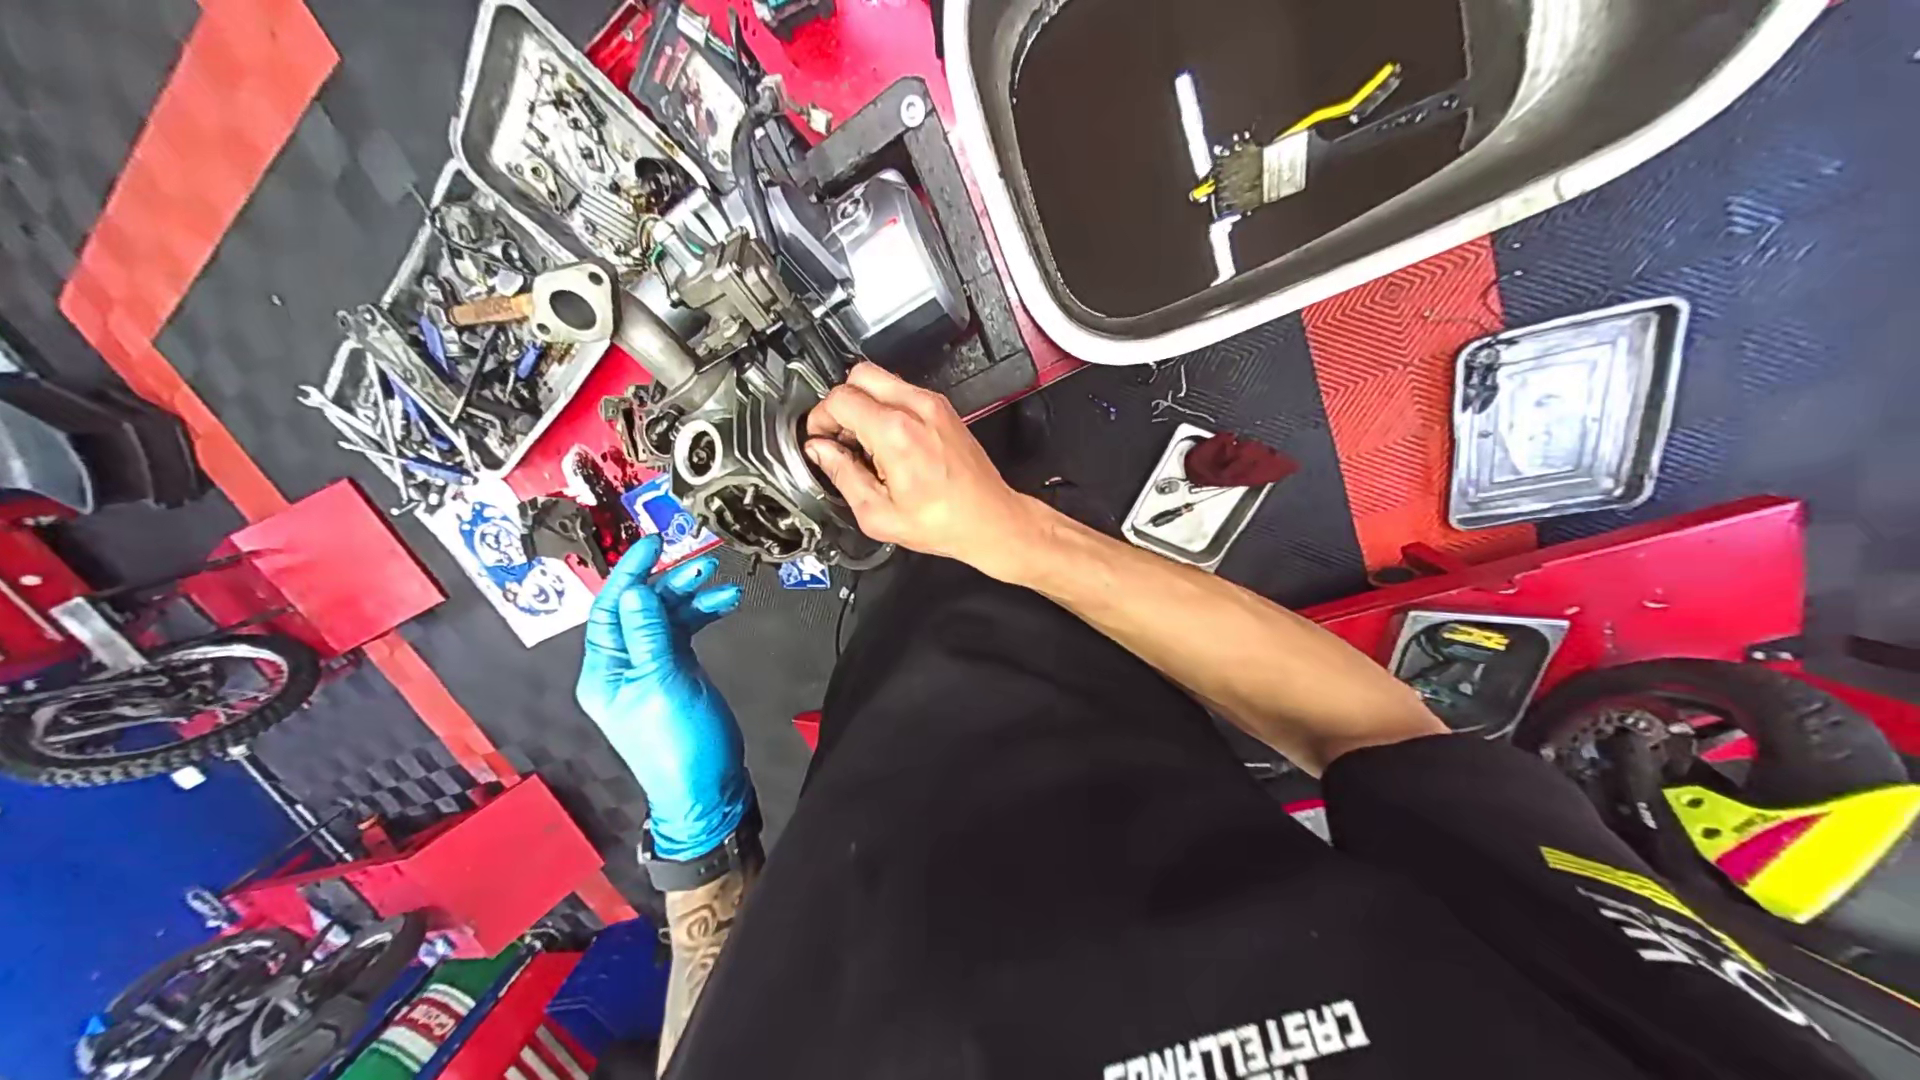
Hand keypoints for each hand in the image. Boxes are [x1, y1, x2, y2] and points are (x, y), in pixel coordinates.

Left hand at [576, 534, 748, 860]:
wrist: (708, 785)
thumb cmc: (678, 745)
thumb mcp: (661, 686)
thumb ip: (648, 637)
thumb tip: (634, 593)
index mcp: (606, 671)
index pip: (610, 610)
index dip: (628, 574)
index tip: (650, 545)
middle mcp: (624, 663)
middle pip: (641, 609)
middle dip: (669, 583)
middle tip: (699, 562)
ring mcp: (653, 665)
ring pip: (667, 616)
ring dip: (691, 596)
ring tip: (718, 581)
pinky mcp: (678, 668)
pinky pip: (686, 630)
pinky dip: (703, 614)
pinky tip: (723, 603)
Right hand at [804, 363, 1045, 578]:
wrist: (989, 520)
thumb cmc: (946, 521)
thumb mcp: (879, 514)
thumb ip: (842, 476)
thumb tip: (821, 453)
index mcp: (897, 433)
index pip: (839, 399)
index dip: (820, 419)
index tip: (820, 440)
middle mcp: (917, 409)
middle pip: (858, 375)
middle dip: (839, 403)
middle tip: (838, 436)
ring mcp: (933, 405)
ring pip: (880, 379)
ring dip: (863, 404)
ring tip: (864, 443)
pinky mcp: (943, 409)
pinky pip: (902, 392)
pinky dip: (885, 407)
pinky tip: (887, 442)